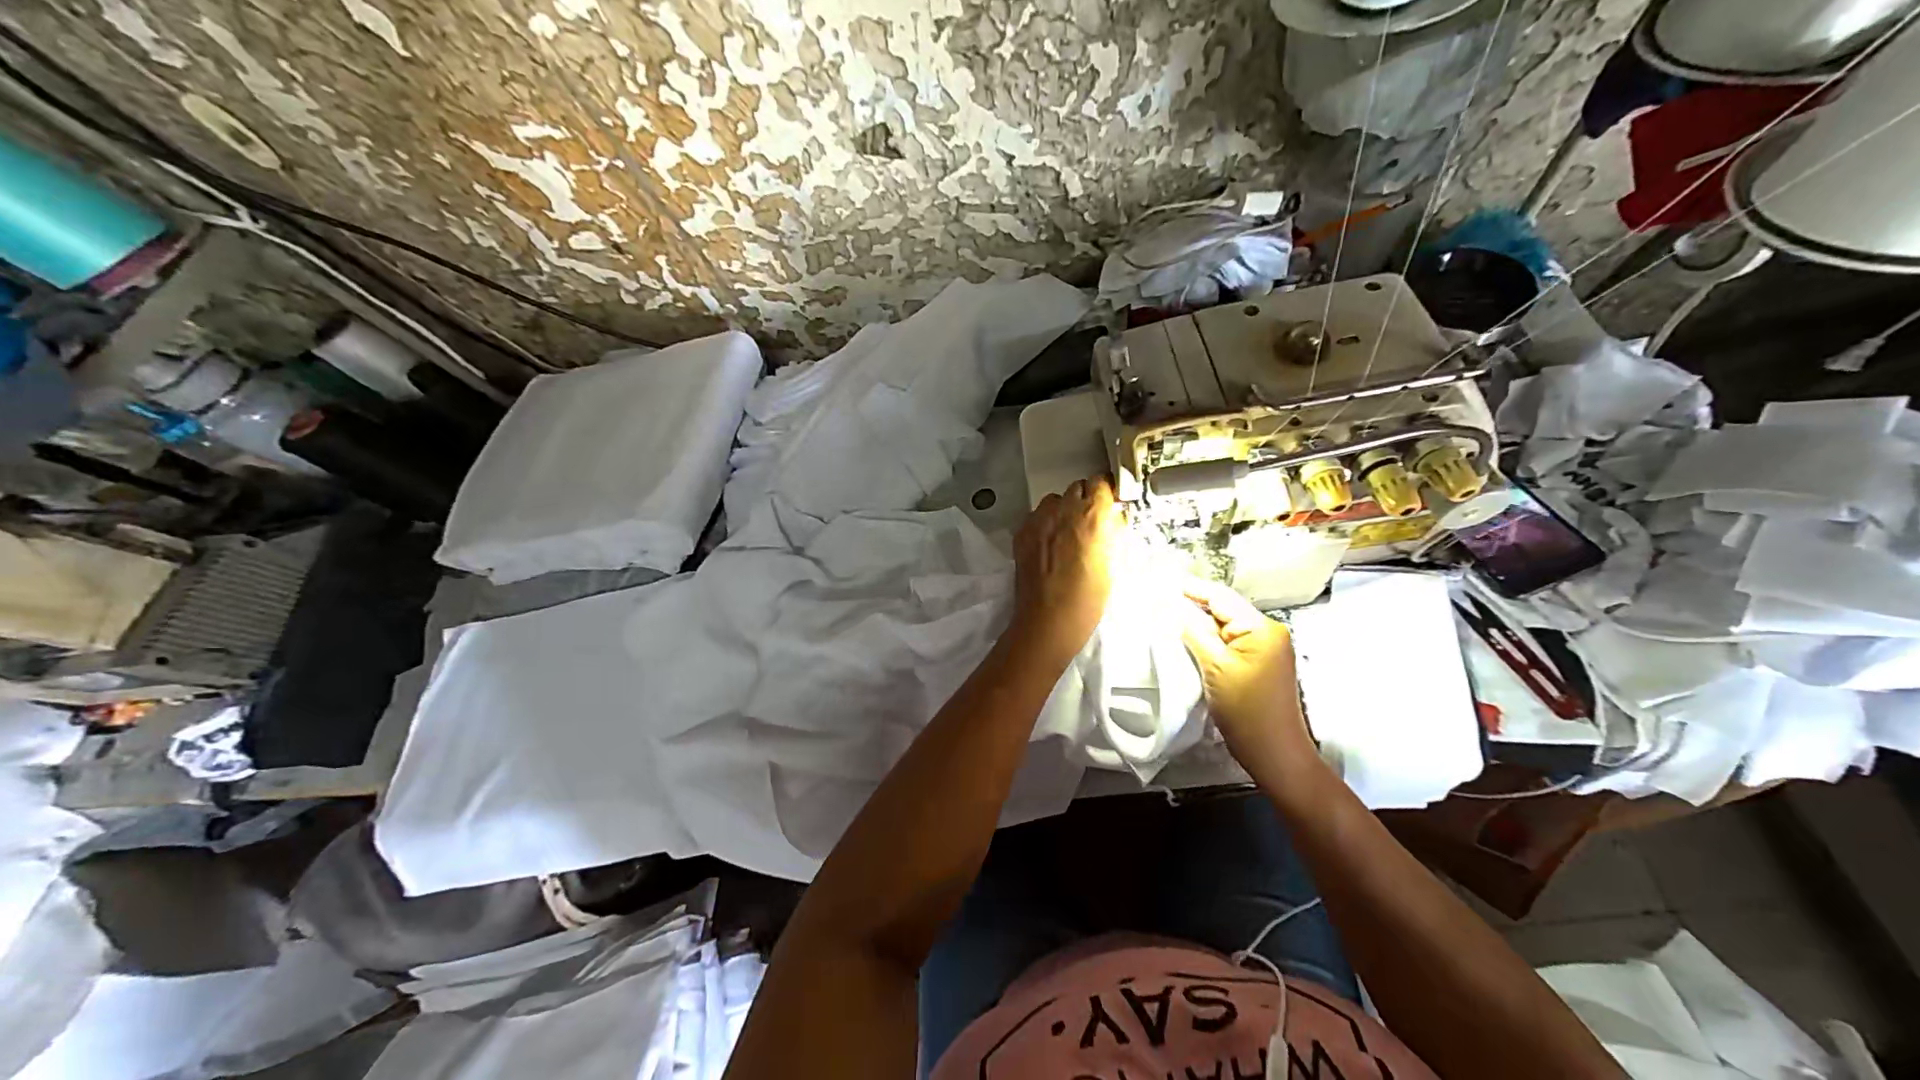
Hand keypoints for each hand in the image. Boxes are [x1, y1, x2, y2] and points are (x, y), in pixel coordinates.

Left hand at [1009, 475, 1122, 665]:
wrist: (1048, 621)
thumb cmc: (1087, 599)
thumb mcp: (1112, 564)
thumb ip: (1112, 534)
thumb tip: (1113, 518)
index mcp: (1091, 515)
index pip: (1101, 482)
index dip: (1107, 491)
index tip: (1110, 502)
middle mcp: (1063, 510)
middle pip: (1076, 488)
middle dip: (1085, 499)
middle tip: (1091, 521)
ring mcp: (1038, 520)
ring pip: (1054, 500)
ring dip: (1063, 509)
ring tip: (1068, 533)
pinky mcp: (1021, 533)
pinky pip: (1037, 516)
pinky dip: (1045, 523)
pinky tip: (1050, 544)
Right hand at [1178, 579, 1314, 777]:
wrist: (1274, 754)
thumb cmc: (1246, 710)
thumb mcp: (1215, 667)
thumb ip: (1194, 632)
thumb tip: (1172, 607)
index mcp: (1261, 627)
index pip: (1220, 597)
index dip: (1189, 588)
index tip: (1159, 581)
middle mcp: (1267, 631)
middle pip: (1222, 610)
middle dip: (1191, 606)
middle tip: (1155, 601)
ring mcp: (1263, 649)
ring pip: (1222, 627)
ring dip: (1197, 624)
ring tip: (1163, 618)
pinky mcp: (1257, 665)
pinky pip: (1227, 644)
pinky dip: (1207, 641)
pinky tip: (1184, 642)